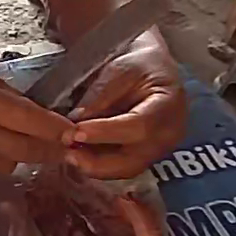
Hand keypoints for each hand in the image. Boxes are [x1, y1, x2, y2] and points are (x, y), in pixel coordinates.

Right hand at [0, 71, 73, 184]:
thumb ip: (17, 101)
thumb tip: (56, 123)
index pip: (24, 117)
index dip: (53, 128)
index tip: (76, 133)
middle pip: (23, 148)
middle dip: (50, 149)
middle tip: (68, 147)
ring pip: (11, 165)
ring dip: (23, 156)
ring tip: (16, 141)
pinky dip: (0, 165)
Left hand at [65, 40, 187, 178]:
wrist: (152, 70)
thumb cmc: (137, 66)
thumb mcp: (120, 70)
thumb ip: (101, 96)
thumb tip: (77, 120)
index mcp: (168, 106)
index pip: (138, 126)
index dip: (105, 132)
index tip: (75, 132)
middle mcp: (168, 135)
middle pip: (134, 159)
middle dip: (97, 161)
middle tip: (67, 152)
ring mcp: (159, 150)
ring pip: (126, 170)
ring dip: (95, 167)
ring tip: (69, 155)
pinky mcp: (146, 156)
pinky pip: (122, 168)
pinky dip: (99, 166)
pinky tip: (78, 157)